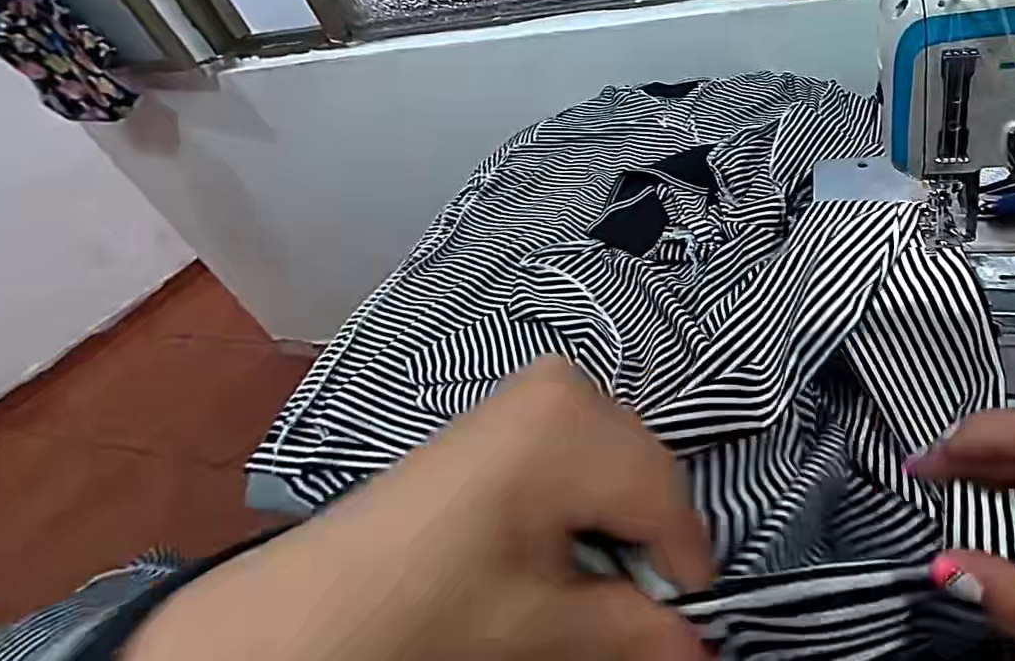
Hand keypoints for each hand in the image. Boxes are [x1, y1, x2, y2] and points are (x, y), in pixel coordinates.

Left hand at [126, 357, 714, 660]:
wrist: (312, 603)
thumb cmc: (425, 614)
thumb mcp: (537, 631)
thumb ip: (634, 633)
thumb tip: (703, 648)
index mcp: (570, 423)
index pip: (665, 495)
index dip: (685, 566)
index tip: (686, 625)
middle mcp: (568, 382)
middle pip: (646, 469)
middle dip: (649, 540)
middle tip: (632, 606)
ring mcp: (544, 381)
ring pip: (624, 454)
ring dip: (623, 516)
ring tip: (588, 573)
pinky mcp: (525, 397)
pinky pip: (594, 439)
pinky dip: (595, 490)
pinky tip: (563, 534)